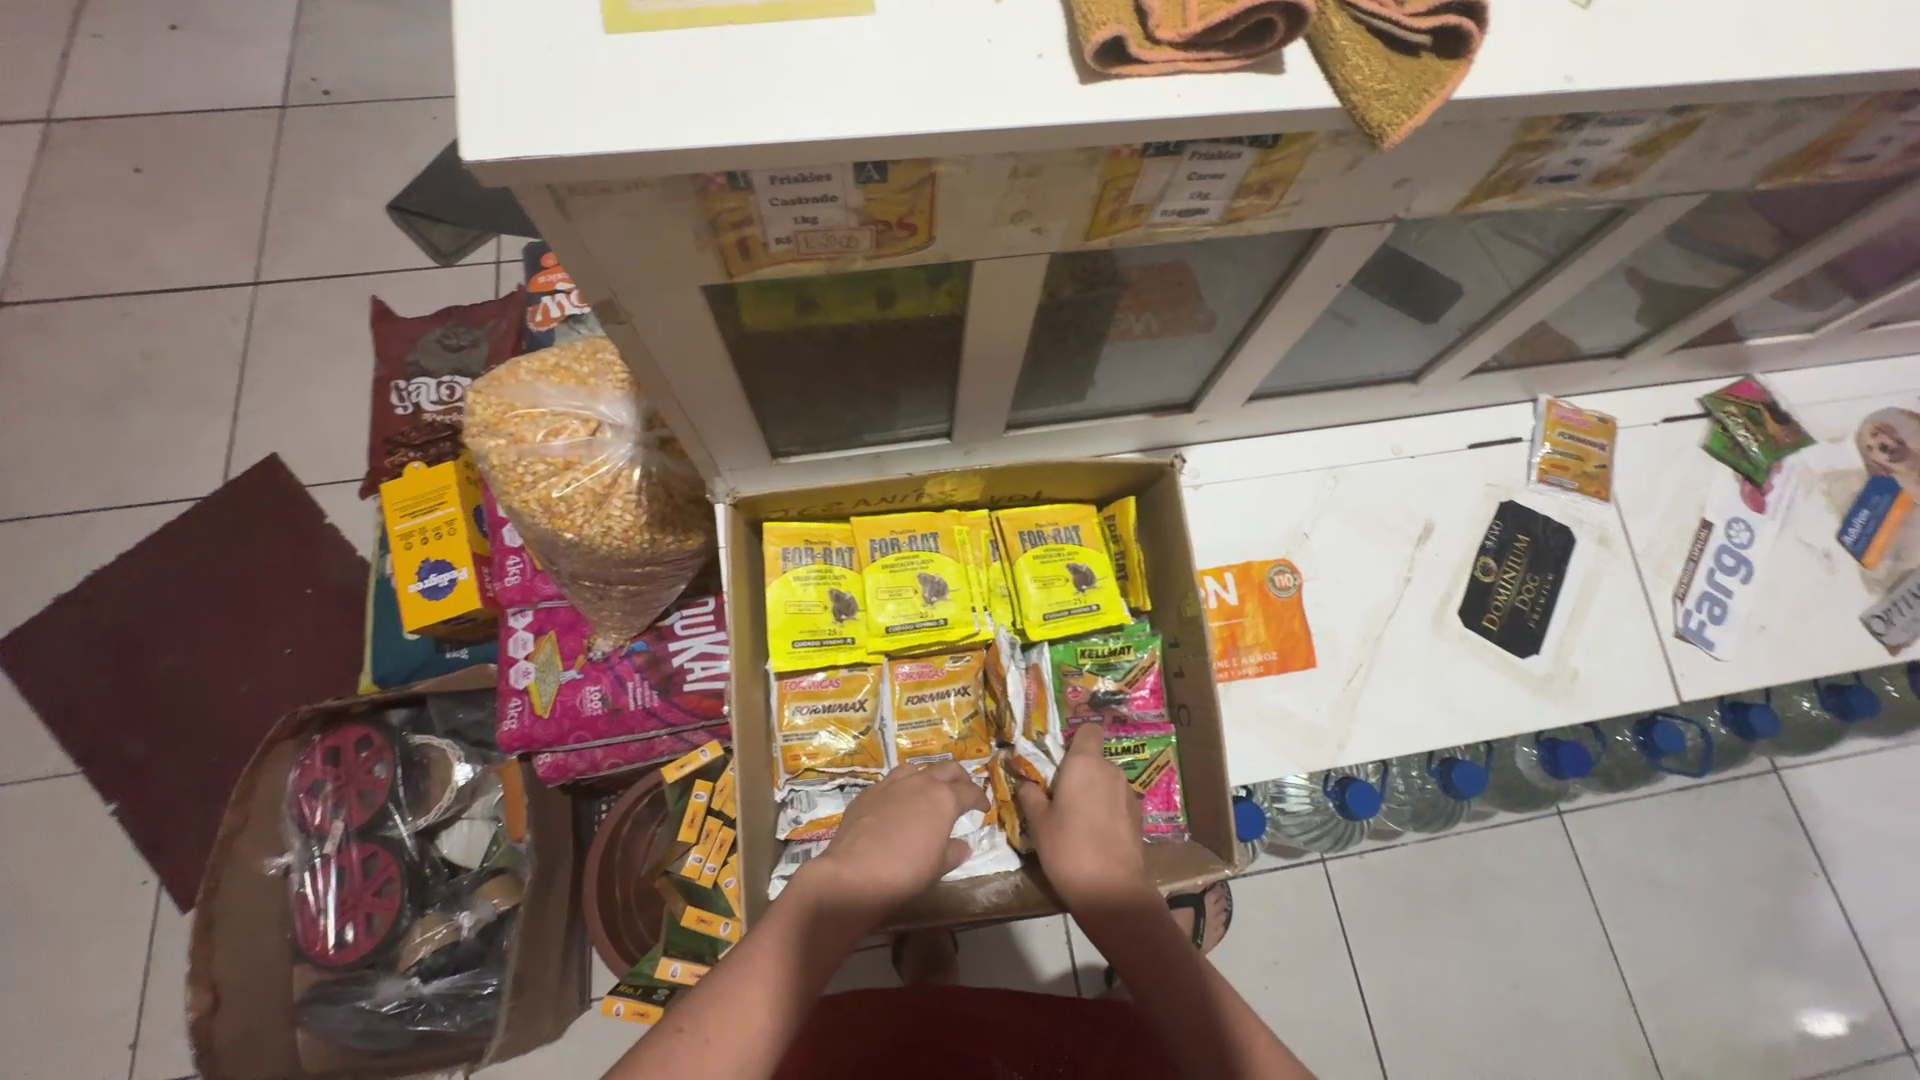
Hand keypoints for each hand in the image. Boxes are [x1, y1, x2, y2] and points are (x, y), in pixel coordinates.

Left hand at [799, 761, 988, 922]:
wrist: (854, 873)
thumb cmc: (906, 871)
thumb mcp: (939, 866)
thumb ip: (954, 852)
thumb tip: (963, 846)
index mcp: (944, 798)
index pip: (970, 791)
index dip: (980, 799)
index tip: (983, 808)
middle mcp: (919, 783)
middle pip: (947, 768)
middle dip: (960, 777)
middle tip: (964, 790)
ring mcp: (890, 784)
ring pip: (916, 768)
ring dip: (928, 776)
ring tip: (929, 791)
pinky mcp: (867, 793)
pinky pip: (890, 782)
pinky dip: (901, 789)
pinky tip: (897, 804)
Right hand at [1016, 722, 1154, 911]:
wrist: (1112, 890)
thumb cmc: (1068, 848)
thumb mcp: (1038, 823)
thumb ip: (1031, 795)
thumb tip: (1025, 782)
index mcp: (1085, 763)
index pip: (1089, 728)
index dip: (1075, 738)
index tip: (1058, 759)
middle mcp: (1111, 770)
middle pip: (1094, 758)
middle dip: (1078, 772)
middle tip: (1058, 797)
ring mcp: (1129, 793)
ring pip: (1106, 781)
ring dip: (1093, 791)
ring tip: (1077, 820)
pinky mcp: (1139, 816)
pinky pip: (1117, 801)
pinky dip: (1106, 810)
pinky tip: (1096, 835)